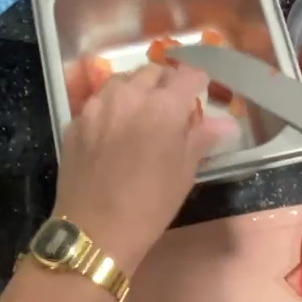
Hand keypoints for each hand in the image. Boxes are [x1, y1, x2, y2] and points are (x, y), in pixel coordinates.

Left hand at [53, 64, 226, 270]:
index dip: (197, 81)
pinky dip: (111, 108)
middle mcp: (129, 95)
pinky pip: (98, 103)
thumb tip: (225, 123)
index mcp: (164, 105)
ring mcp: (97, 106)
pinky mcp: (75, 121)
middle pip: (152, 72)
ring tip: (141, 112)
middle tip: (171, 103)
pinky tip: (113, 130)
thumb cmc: (151, 204)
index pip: (188, 76)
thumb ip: (201, 138)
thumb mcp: (184, 172)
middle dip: (165, 82)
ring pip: (121, 81)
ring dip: (136, 89)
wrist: (95, 230)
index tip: (200, 91)